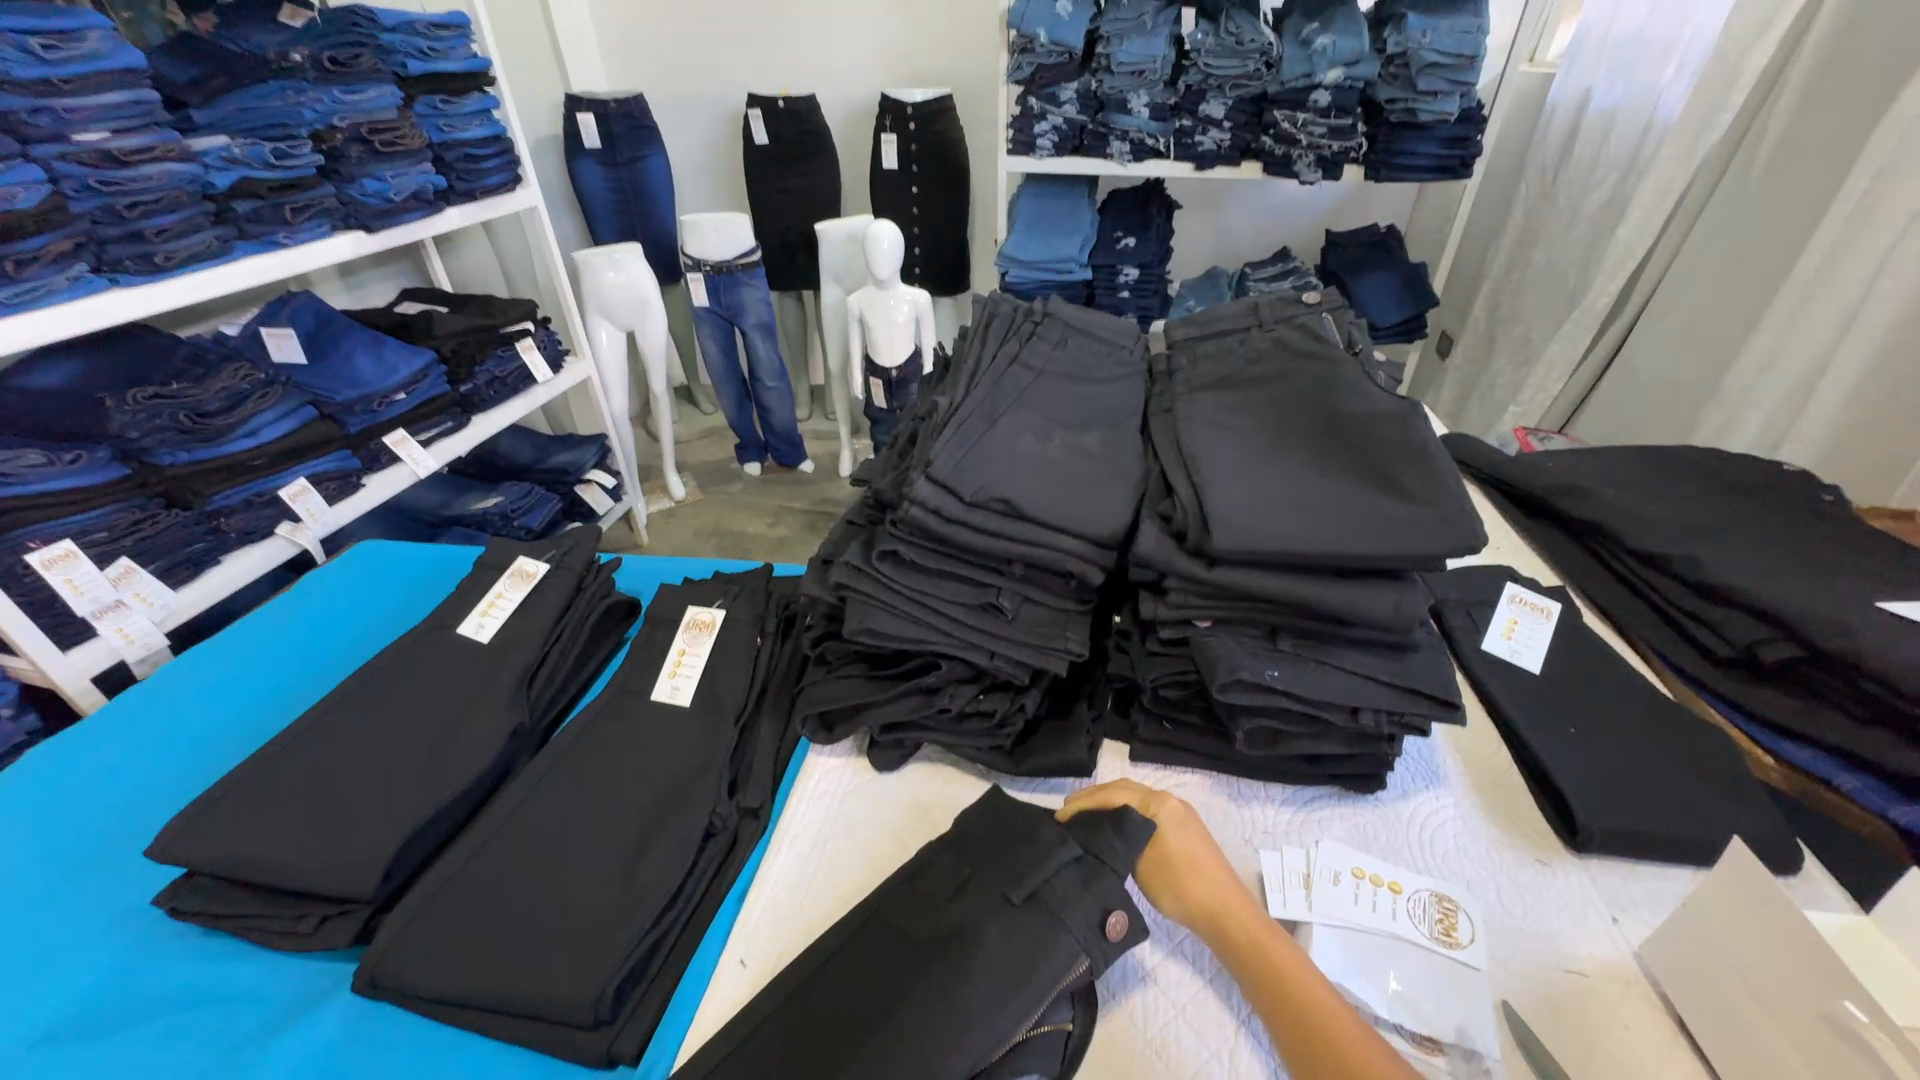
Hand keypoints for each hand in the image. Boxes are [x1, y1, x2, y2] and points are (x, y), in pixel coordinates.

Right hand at [1057, 779, 1257, 935]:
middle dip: (1093, 797)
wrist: (1224, 912)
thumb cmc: (1179, 886)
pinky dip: (1125, 813)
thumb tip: (1097, 833)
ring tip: (1084, 817)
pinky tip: (1113, 827)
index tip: (1059, 817)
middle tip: (1067, 811)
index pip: (1112, 794)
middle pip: (1123, 789)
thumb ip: (1116, 839)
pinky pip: (1147, 810)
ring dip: (1109, 804)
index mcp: (1158, 803)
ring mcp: (1179, 812)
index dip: (1082, 804)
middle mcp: (1169, 800)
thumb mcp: (1138, 863)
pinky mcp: (1184, 827)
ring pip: (1135, 798)